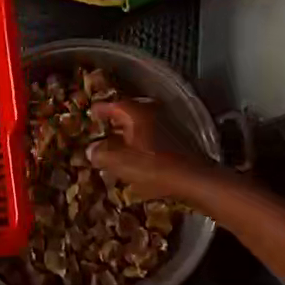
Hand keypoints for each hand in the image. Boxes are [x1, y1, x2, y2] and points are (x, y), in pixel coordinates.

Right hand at [85, 99, 222, 201]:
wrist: (193, 179)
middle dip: (117, 118)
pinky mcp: (179, 142)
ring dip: (130, 130)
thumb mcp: (117, 161)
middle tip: (104, 124)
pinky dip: (142, 140)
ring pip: (144, 124)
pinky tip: (136, 153)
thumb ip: (100, 153)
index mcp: (138, 115)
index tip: (92, 112)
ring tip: (117, 140)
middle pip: (132, 111)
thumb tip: (91, 149)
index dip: (102, 109)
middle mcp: (154, 115)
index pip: (116, 105)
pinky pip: (154, 135)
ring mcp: (169, 127)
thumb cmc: (152, 166)